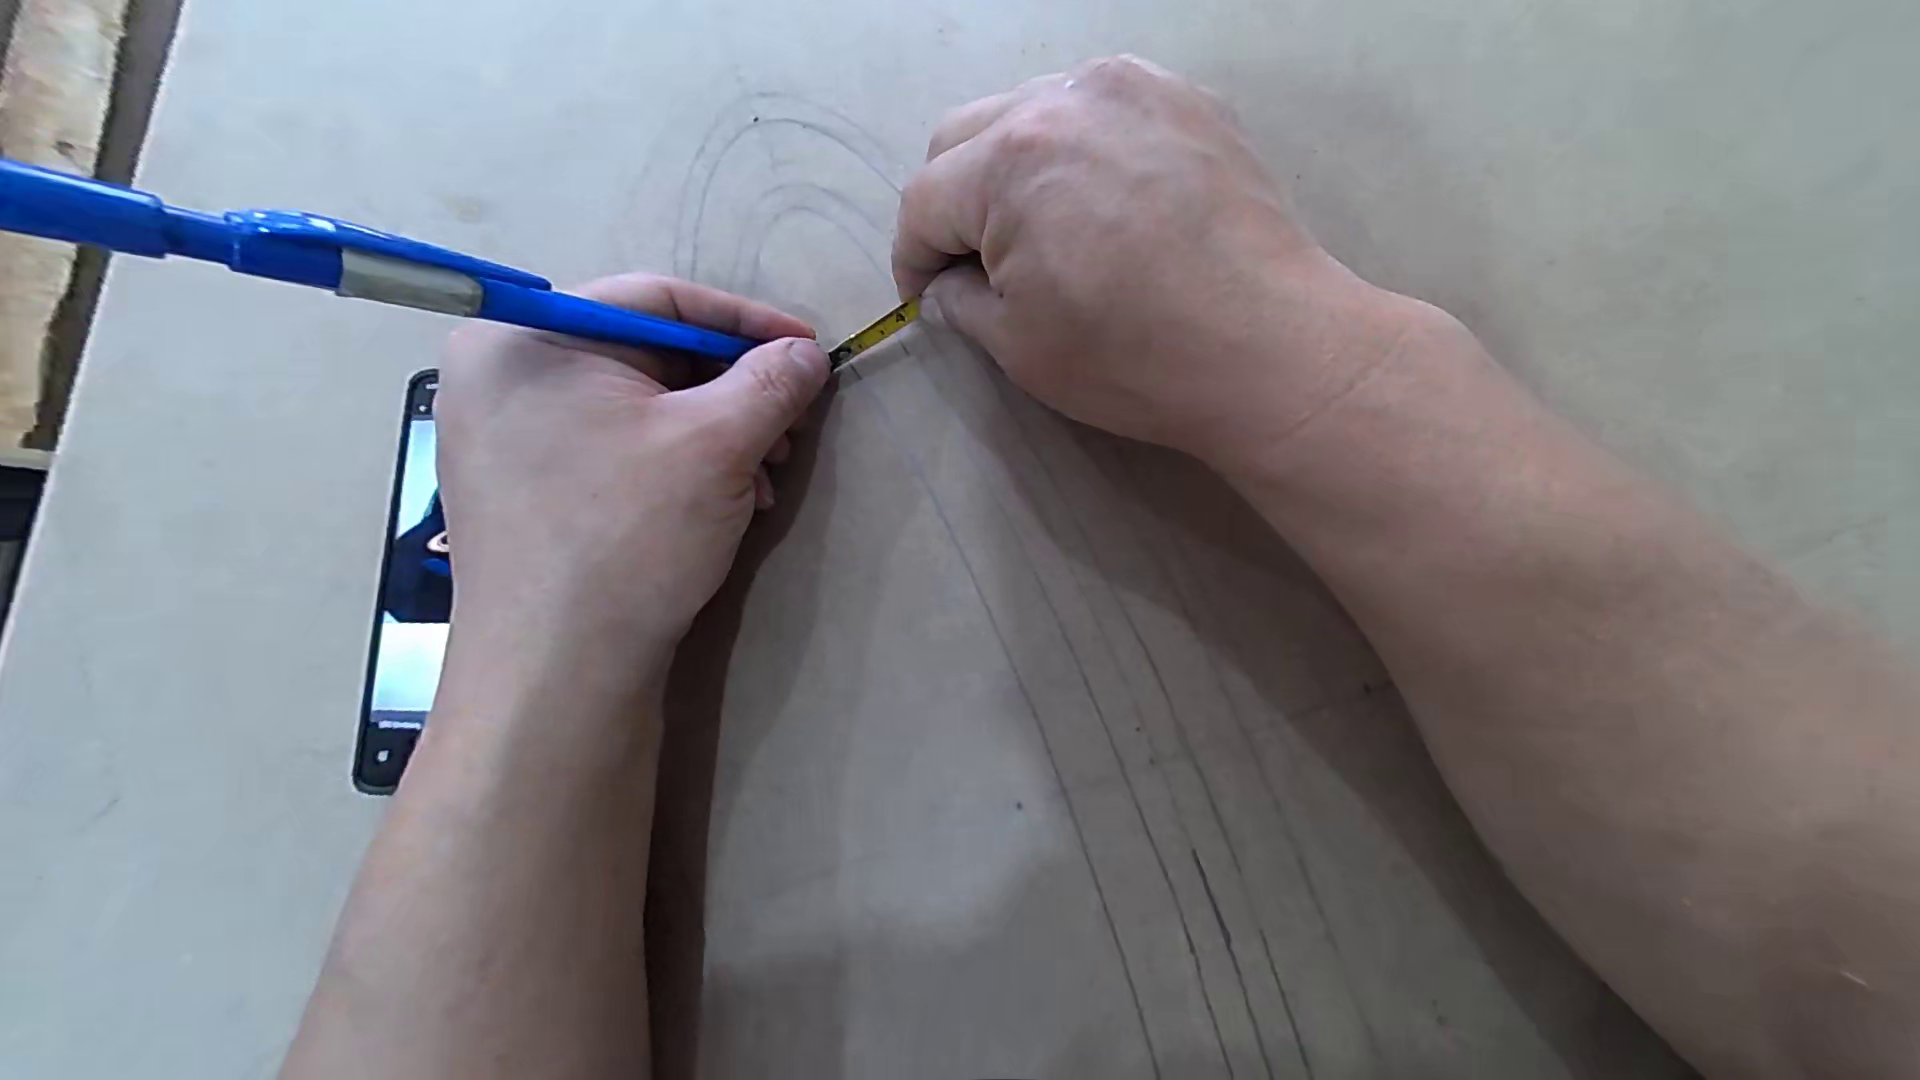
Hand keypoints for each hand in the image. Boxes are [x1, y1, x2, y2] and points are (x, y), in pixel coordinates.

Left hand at [432, 275, 828, 696]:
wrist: (560, 669)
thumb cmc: (630, 536)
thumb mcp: (717, 446)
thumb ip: (771, 384)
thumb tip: (808, 352)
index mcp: (533, 338)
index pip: (661, 301)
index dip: (747, 321)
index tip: (808, 348)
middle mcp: (511, 375)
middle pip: (655, 357)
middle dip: (737, 393)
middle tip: (791, 426)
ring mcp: (517, 435)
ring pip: (647, 408)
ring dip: (721, 435)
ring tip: (763, 478)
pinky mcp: (537, 487)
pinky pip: (627, 448)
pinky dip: (687, 466)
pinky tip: (726, 502)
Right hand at [894, 56, 1425, 470]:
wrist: (1264, 348)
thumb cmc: (1128, 360)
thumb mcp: (1018, 346)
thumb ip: (961, 303)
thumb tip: (944, 284)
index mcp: (1009, 164)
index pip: (922, 200)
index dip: (911, 257)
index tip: (923, 299)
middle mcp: (1062, 99)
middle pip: (962, 140)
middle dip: (949, 206)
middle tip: (970, 266)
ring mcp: (1130, 87)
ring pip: (1027, 113)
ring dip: (1005, 172)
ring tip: (1032, 233)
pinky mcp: (1182, 98)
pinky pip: (1094, 112)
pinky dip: (1070, 153)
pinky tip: (1092, 203)